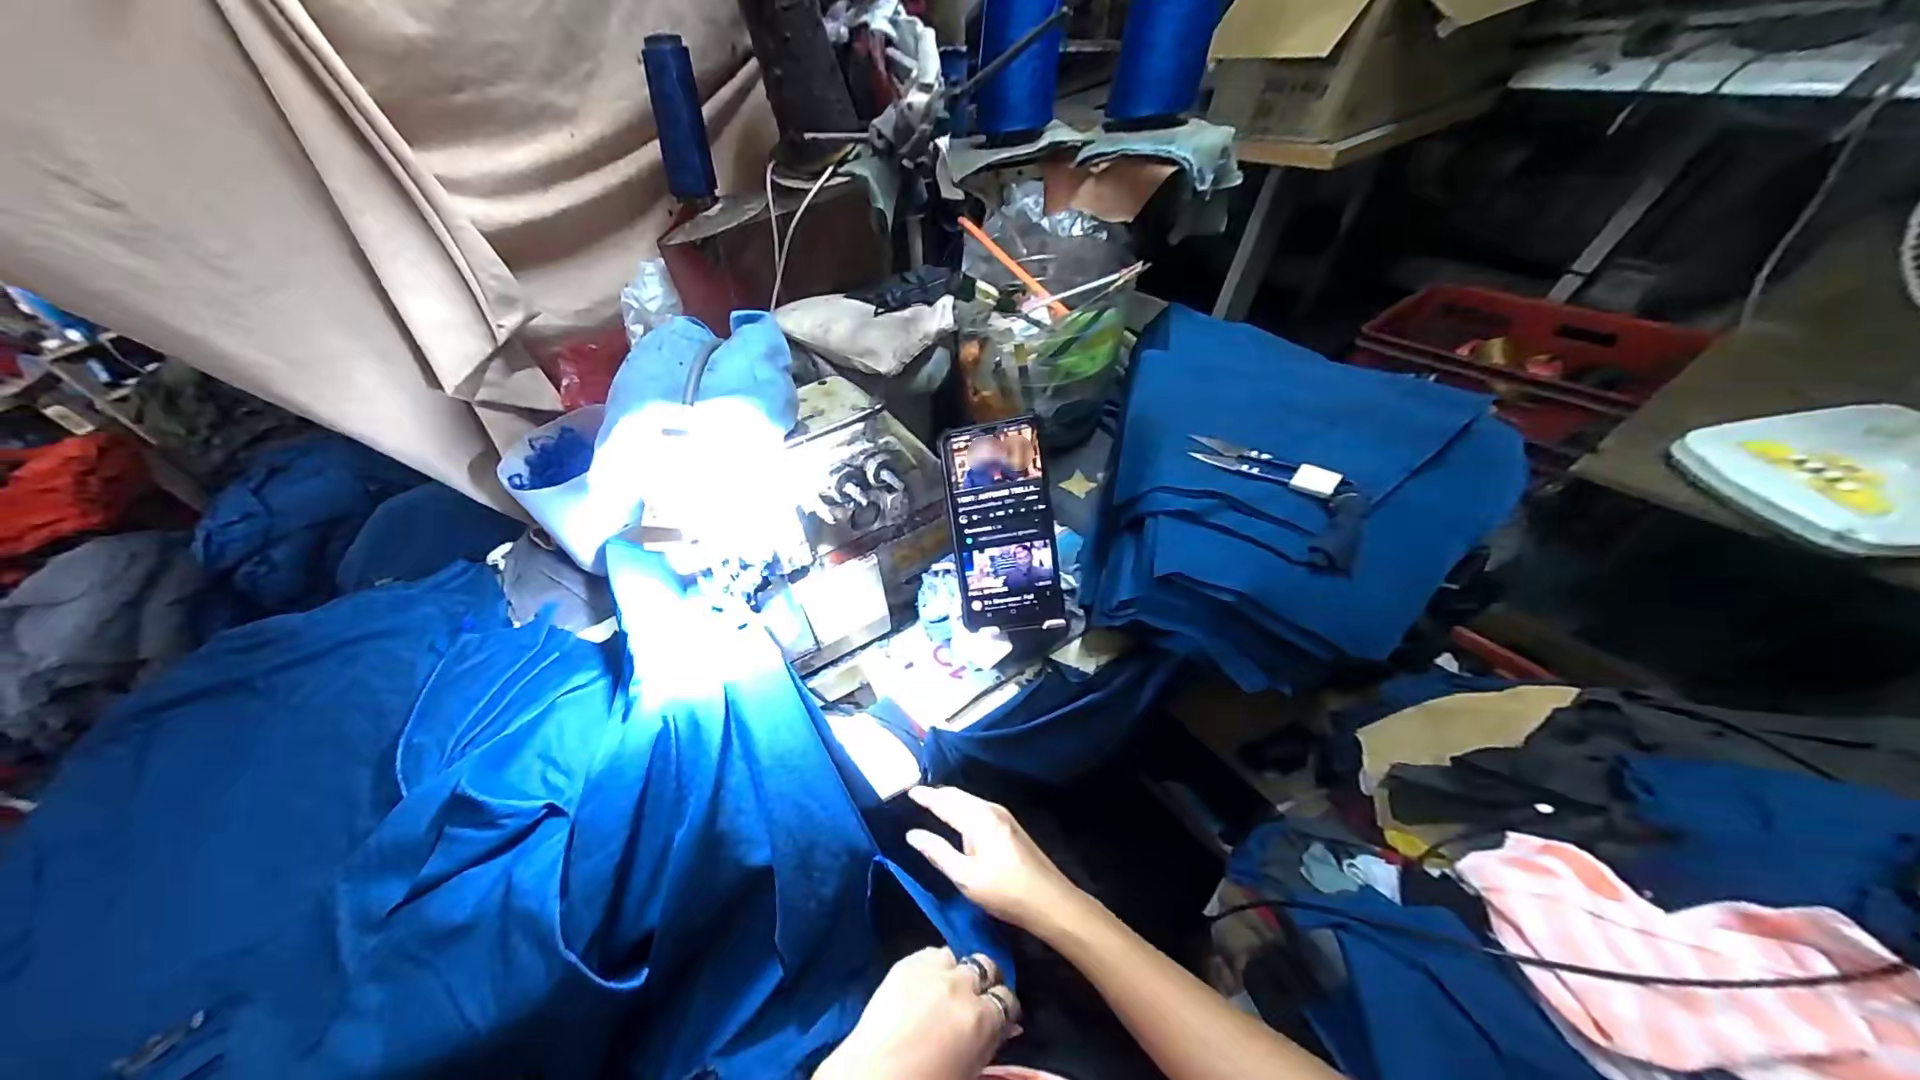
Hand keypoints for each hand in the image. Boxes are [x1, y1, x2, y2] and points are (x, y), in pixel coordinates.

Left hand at [814, 947, 1019, 1079]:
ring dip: (957, 970)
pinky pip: (930, 954)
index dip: (1004, 1007)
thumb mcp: (969, 1070)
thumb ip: (988, 1042)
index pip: (1007, 999)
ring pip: (957, 956)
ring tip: (948, 987)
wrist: (874, 1075)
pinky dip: (933, 965)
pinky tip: (925, 981)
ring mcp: (934, 969)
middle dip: (985, 981)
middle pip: (987, 967)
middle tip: (976, 996)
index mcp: (982, 1018)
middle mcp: (963, 986)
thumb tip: (1002, 1027)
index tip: (1000, 1014)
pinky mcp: (908, 962)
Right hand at [906, 786, 1090, 935]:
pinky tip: (958, 817)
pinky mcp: (1009, 826)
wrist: (1050, 900)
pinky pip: (978, 808)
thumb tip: (912, 834)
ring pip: (969, 801)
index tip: (908, 791)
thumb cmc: (1005, 891)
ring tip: (933, 803)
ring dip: (950, 800)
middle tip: (917, 795)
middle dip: (937, 794)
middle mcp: (991, 810)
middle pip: (958, 796)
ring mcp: (1003, 816)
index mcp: (978, 818)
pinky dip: (962, 807)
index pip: (945, 802)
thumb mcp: (965, 877)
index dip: (926, 797)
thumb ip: (938, 853)